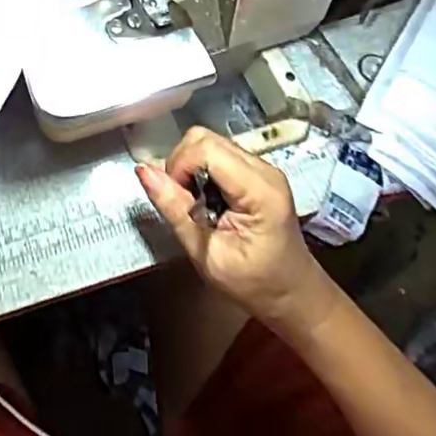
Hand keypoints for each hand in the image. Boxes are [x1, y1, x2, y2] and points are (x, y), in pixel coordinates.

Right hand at [136, 128, 331, 328]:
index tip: (177, 201)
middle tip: (183, 203)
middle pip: (205, 139)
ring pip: (209, 142)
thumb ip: (175, 210)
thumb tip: (143, 170)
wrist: (293, 296)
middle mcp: (264, 168)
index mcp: (259, 190)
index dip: (180, 166)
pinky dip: (202, 170)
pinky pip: (218, 153)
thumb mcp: (206, 255)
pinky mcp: (256, 169)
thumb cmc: (254, 285)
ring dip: (190, 167)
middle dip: (182, 164)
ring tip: (196, 204)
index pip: (206, 149)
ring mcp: (262, 166)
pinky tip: (208, 200)